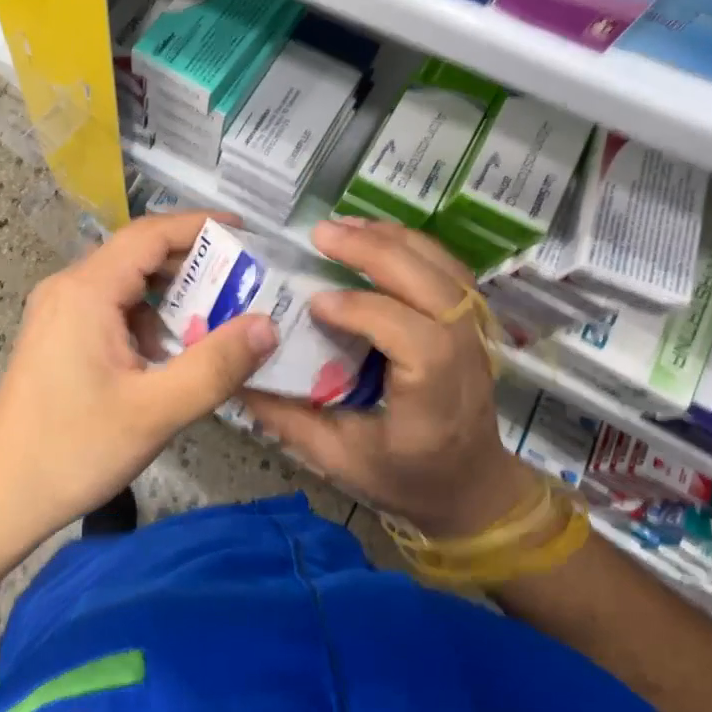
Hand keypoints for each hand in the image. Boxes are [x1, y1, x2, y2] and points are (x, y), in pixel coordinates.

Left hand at [0, 211, 277, 544]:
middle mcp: (66, 288)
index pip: (150, 234)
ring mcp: (56, 312)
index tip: (249, 234)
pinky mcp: (55, 337)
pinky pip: (108, 309)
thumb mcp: (155, 410)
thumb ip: (215, 364)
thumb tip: (268, 324)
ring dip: (170, 296)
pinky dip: (145, 319)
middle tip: (247, 282)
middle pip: (137, 255)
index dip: (200, 226)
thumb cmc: (74, 449)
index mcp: (85, 290)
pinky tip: (170, 353)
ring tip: (219, 319)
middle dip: (193, 264)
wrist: (2, 496)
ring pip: (124, 284)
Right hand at [243, 217, 537, 536]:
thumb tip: (236, 374)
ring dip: (391, 239)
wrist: (472, 484)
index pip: (417, 343)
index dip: (367, 312)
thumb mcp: (338, 461)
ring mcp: (476, 336)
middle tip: (319, 234)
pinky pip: (446, 268)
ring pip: (443, 268)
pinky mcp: (470, 320)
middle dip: (375, 253)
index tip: (316, 302)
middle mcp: (466, 360)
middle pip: (433, 288)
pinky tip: (372, 236)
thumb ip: (287, 418)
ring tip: (341, 227)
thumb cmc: (405, 476)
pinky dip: (410, 243)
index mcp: (434, 402)